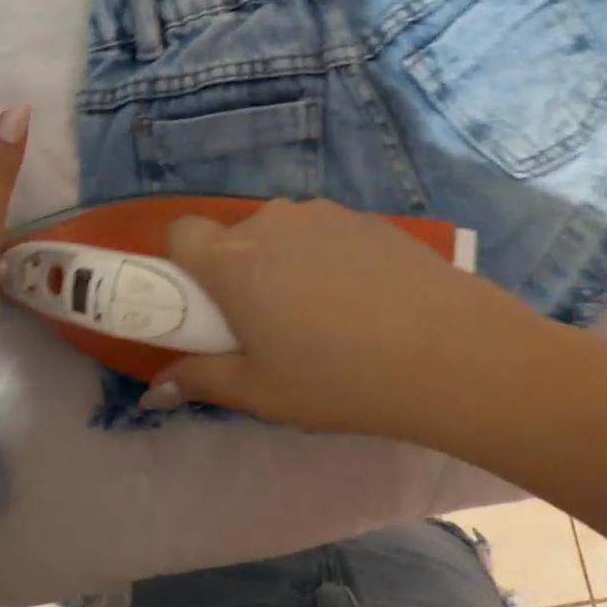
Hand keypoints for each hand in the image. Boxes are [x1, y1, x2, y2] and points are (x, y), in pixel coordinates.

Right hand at [144, 199, 540, 437]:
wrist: (451, 351)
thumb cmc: (339, 378)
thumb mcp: (261, 392)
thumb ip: (200, 381)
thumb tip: (155, 389)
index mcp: (234, 260)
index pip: (182, 233)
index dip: (184, 264)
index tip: (206, 303)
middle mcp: (271, 222)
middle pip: (235, 237)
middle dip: (239, 273)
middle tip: (270, 326)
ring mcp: (323, 215)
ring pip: (282, 235)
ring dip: (285, 264)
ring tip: (325, 318)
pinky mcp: (366, 218)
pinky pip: (325, 235)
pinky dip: (327, 260)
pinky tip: (364, 303)